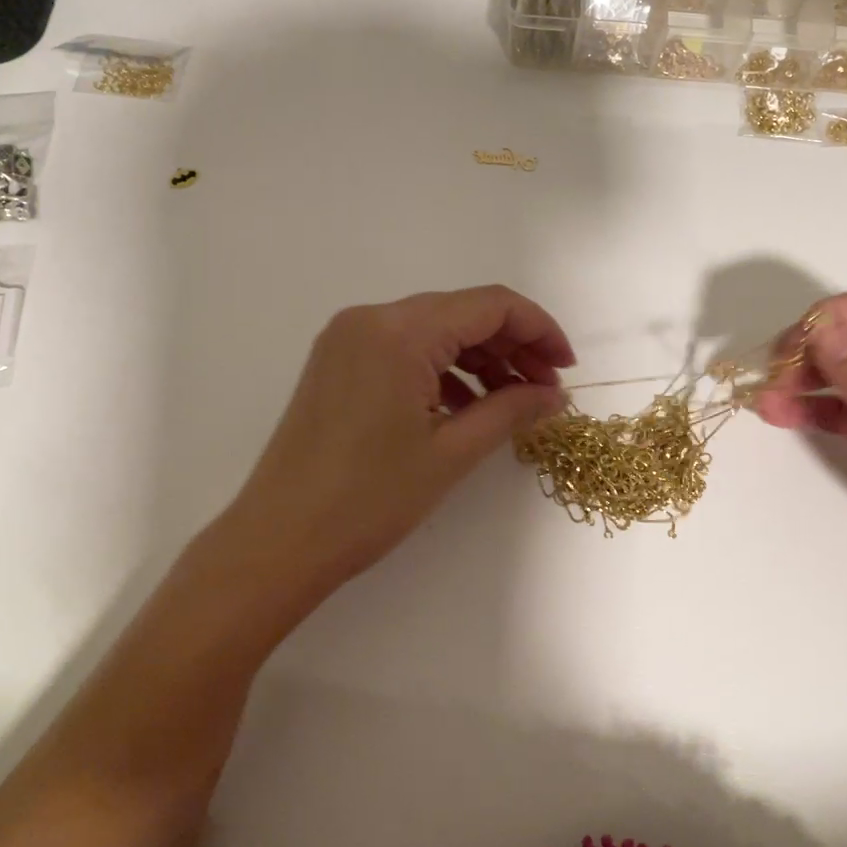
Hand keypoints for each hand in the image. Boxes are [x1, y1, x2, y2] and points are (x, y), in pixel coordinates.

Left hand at [227, 286, 573, 584]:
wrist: (279, 540)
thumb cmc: (369, 499)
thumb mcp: (451, 453)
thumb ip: (510, 411)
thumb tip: (555, 394)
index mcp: (400, 330)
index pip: (490, 305)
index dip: (539, 329)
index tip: (567, 368)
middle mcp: (371, 318)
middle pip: (461, 313)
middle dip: (512, 346)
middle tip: (546, 390)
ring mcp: (347, 339)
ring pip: (433, 330)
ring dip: (479, 359)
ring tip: (512, 402)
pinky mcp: (336, 362)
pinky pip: (403, 349)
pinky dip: (442, 371)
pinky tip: (466, 407)